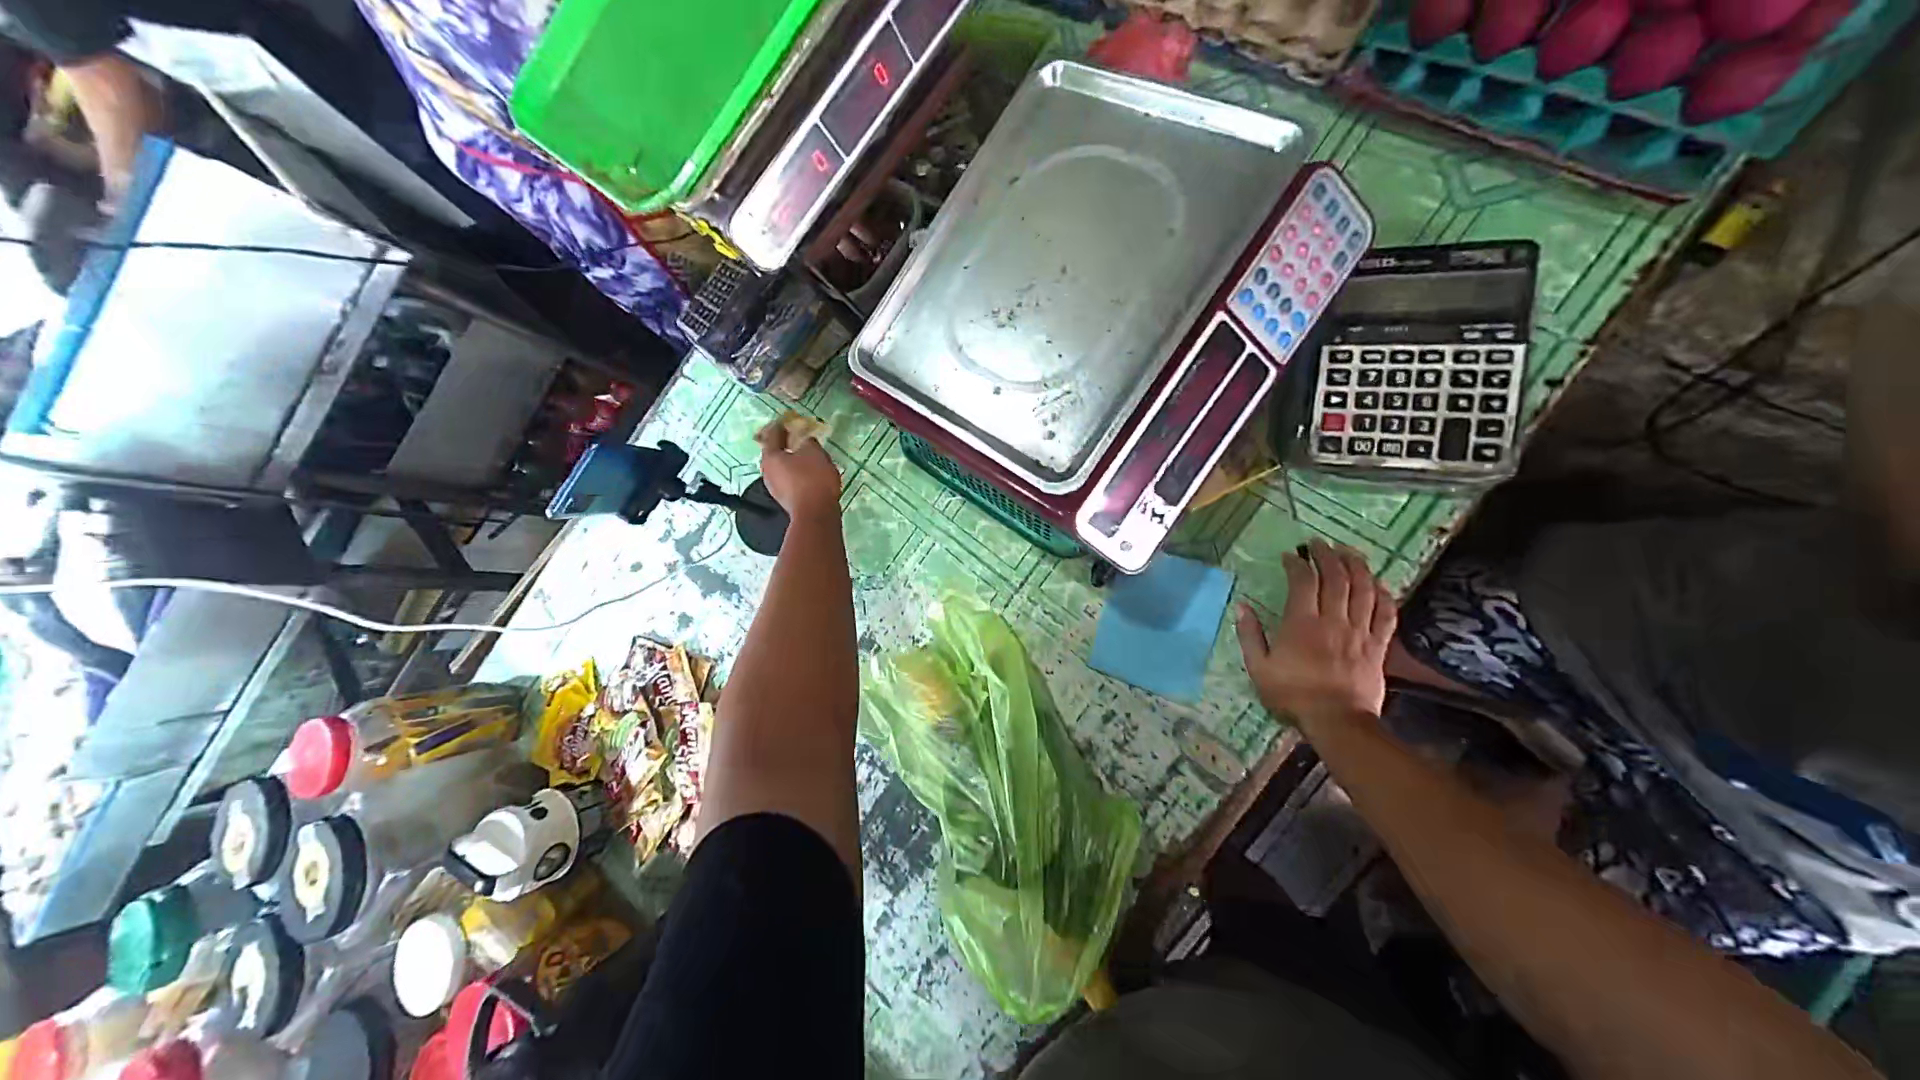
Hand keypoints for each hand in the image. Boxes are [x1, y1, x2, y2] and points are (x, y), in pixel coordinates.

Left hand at [756, 418, 840, 519]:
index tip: (786, 422)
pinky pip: (790, 481)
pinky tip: (810, 474)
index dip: (780, 426)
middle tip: (796, 439)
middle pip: (775, 454)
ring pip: (782, 469)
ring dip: (792, 462)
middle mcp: (768, 472)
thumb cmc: (813, 478)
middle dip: (785, 446)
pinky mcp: (786, 500)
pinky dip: (798, 475)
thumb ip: (808, 442)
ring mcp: (776, 488)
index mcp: (771, 456)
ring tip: (806, 457)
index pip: (773, 436)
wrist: (816, 513)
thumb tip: (806, 442)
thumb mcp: (814, 452)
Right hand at [1236, 540, 1395, 725]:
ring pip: (1363, 589)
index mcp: (1302, 623)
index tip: (1290, 555)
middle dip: (1327, 555)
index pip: (1303, 581)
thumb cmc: (1292, 695)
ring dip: (1357, 566)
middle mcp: (1333, 620)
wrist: (1336, 721)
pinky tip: (1379, 584)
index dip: (1297, 563)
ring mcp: (1359, 631)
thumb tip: (1242, 607)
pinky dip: (1384, 595)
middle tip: (1319, 544)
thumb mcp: (1258, 668)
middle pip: (1336, 578)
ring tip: (1349, 552)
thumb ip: (1250, 635)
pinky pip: (1386, 614)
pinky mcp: (1378, 645)